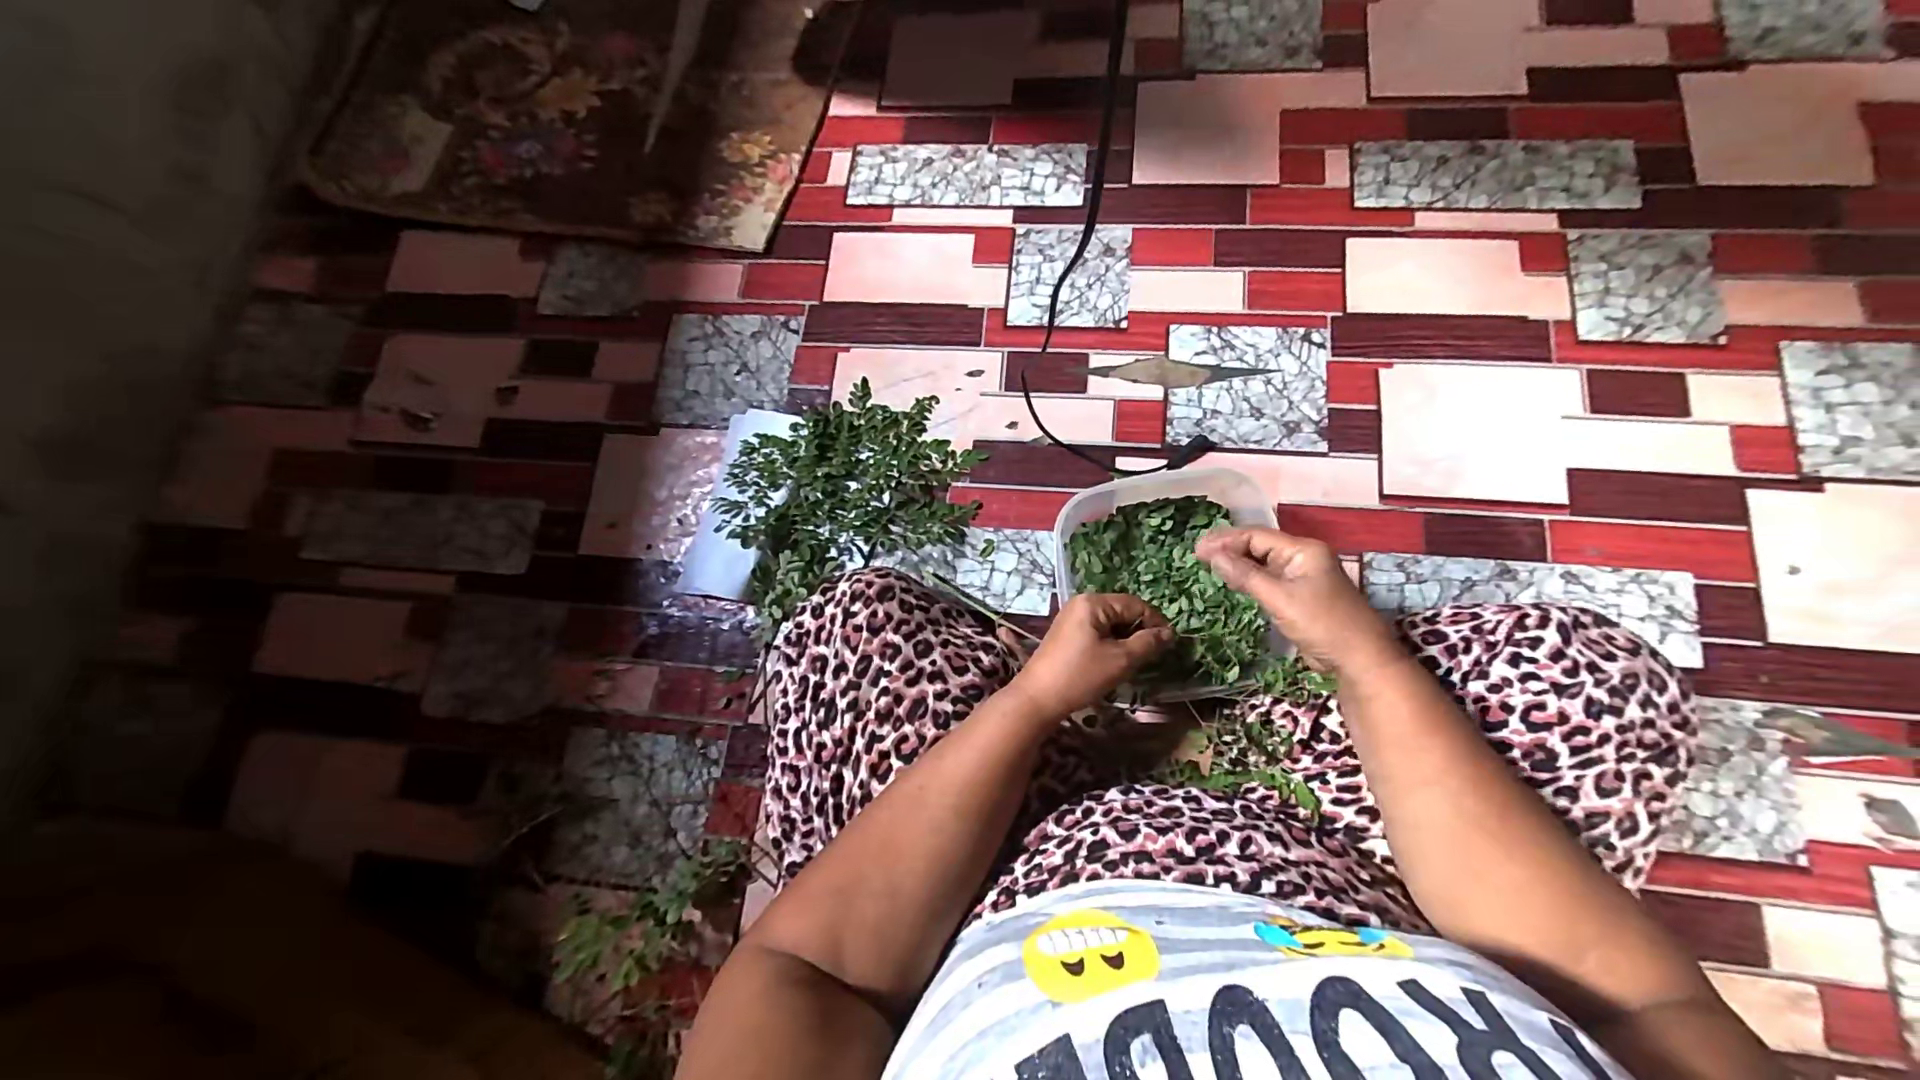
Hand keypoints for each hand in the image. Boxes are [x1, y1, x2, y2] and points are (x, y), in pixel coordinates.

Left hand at [1005, 594, 1173, 716]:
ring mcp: (1072, 618)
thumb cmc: (1080, 675)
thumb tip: (1169, 633)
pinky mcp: (1068, 634)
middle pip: (1122, 612)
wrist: (1038, 698)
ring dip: (1126, 641)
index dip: (1155, 623)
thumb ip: (1148, 643)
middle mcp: (1081, 603)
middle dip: (1140, 632)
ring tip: (1134, 662)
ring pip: (1111, 624)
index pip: (1135, 604)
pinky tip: (1114, 664)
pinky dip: (1111, 645)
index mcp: (1093, 602)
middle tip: (1151, 657)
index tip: (1169, 645)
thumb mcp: (1120, 660)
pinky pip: (1098, 632)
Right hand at [1195, 526, 1400, 674]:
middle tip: (1197, 555)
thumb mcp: (1279, 597)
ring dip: (1236, 563)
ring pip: (1262, 563)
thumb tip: (1212, 555)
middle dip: (1228, 548)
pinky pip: (1267, 579)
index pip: (1257, 536)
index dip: (1225, 540)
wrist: (1359, 659)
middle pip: (1258, 546)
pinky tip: (1231, 581)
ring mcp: (1301, 577)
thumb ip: (1245, 575)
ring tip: (1207, 565)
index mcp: (1303, 550)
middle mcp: (1302, 558)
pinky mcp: (1298, 596)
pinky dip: (1248, 578)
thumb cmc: (1322, 623)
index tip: (1197, 549)